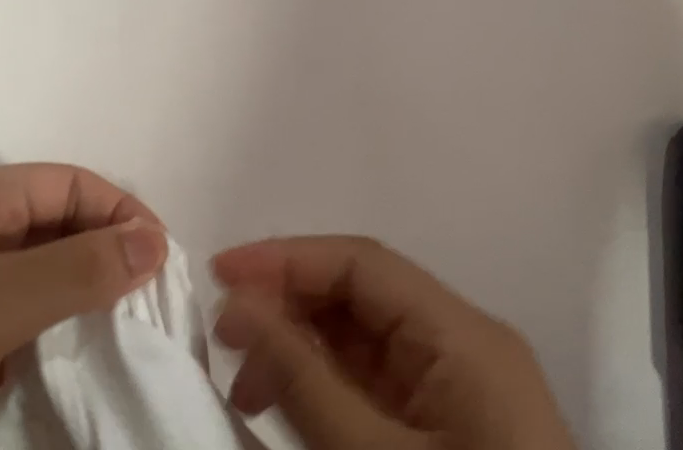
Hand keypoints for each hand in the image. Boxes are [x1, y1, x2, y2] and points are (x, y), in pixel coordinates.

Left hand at [0, 164, 168, 449]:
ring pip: (29, 271)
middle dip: (104, 255)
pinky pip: (2, 312)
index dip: (122, 214)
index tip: (165, 267)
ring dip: (74, 297)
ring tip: (116, 337)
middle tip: (150, 309)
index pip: (69, 184)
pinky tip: (56, 363)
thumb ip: (76, 271)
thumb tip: (153, 240)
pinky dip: (37, 329)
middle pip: (52, 222)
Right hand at [213, 237, 574, 449]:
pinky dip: (325, 386)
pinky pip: (376, 381)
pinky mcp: (449, 423)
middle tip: (224, 343)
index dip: (285, 258)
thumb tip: (240, 304)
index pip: (362, 262)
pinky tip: (287, 409)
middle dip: (287, 306)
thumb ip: (304, 379)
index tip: (218, 276)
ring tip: (245, 390)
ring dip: (300, 348)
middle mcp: (464, 345)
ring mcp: (459, 386)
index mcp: (463, 336)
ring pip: (363, 337)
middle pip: (361, 294)